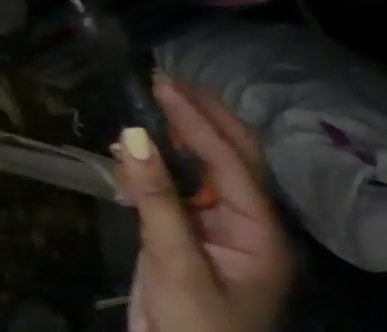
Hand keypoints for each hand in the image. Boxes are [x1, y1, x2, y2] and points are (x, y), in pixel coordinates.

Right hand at [115, 79, 292, 331]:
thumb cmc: (194, 329)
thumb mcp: (174, 266)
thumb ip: (155, 198)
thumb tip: (130, 134)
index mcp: (259, 233)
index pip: (230, 161)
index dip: (196, 120)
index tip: (161, 85)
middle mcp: (245, 224)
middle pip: (231, 155)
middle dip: (200, 115)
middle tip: (162, 80)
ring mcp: (218, 231)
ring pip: (203, 167)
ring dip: (174, 136)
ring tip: (142, 106)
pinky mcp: (189, 238)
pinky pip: (176, 187)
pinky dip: (153, 165)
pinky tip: (126, 155)